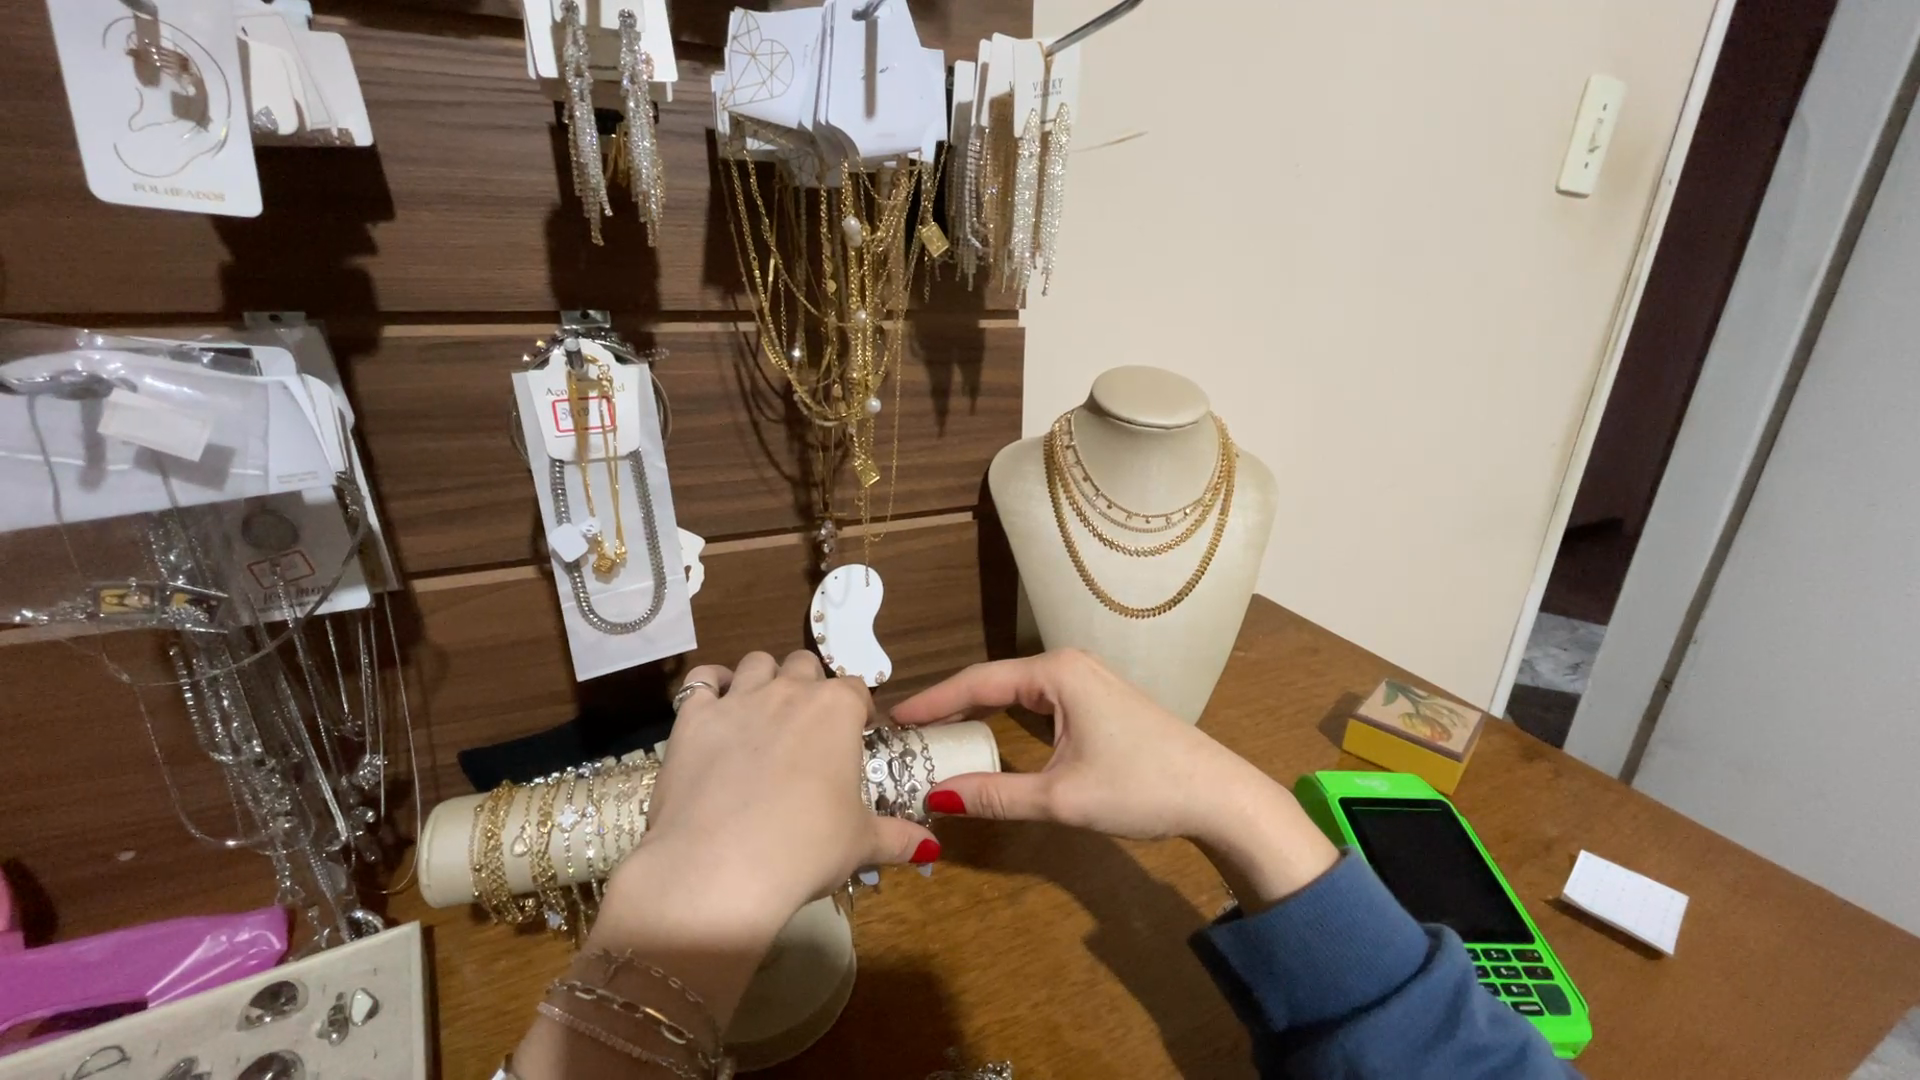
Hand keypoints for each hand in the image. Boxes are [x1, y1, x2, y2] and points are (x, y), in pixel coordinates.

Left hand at [630, 650, 939, 926]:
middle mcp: (789, 691)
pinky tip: (716, 708)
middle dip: (809, 687)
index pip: (856, 690)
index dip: (857, 712)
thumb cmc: (804, 849)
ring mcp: (738, 699)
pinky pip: (702, 680)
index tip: (854, 740)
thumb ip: (898, 836)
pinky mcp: (693, 718)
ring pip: (757, 662)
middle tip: (807, 730)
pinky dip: (712, 686)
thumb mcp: (860, 844)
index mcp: (836, 709)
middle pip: (805, 665)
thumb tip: (930, 846)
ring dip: (764, 679)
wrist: (718, 869)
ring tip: (763, 714)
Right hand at [891, 649, 1338, 906]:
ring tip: (937, 736)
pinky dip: (1006, 719)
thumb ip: (995, 795)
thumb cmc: (1141, 787)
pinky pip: (1037, 703)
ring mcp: (1086, 680)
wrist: (1219, 795)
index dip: (933, 701)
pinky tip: (988, 737)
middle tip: (909, 732)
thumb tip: (935, 799)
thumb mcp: (1062, 796)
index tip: (894, 718)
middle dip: (951, 707)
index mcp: (1056, 673)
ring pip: (1015, 692)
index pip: (977, 681)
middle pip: (993, 682)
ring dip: (978, 713)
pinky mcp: (1097, 701)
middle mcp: (1067, 665)